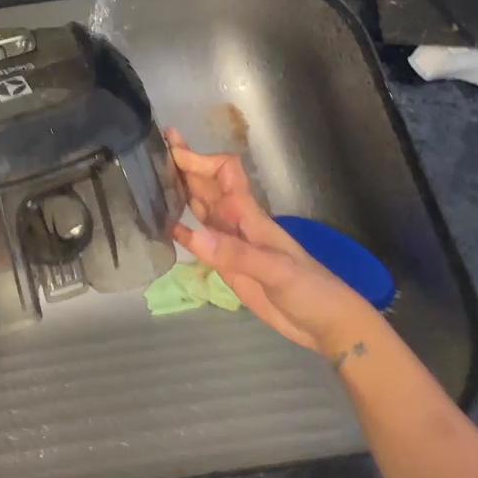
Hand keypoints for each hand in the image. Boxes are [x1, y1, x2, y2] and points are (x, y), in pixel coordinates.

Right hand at [166, 129, 378, 354]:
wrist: (326, 325)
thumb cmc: (309, 290)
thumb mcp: (277, 271)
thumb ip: (234, 254)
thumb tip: (190, 235)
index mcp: (249, 214)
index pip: (224, 171)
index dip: (200, 158)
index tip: (172, 151)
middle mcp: (236, 221)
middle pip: (207, 183)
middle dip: (184, 165)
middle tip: (151, 151)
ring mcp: (231, 242)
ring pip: (201, 206)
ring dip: (180, 190)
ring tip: (150, 179)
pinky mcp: (227, 264)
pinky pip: (199, 239)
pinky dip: (181, 229)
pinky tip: (163, 224)